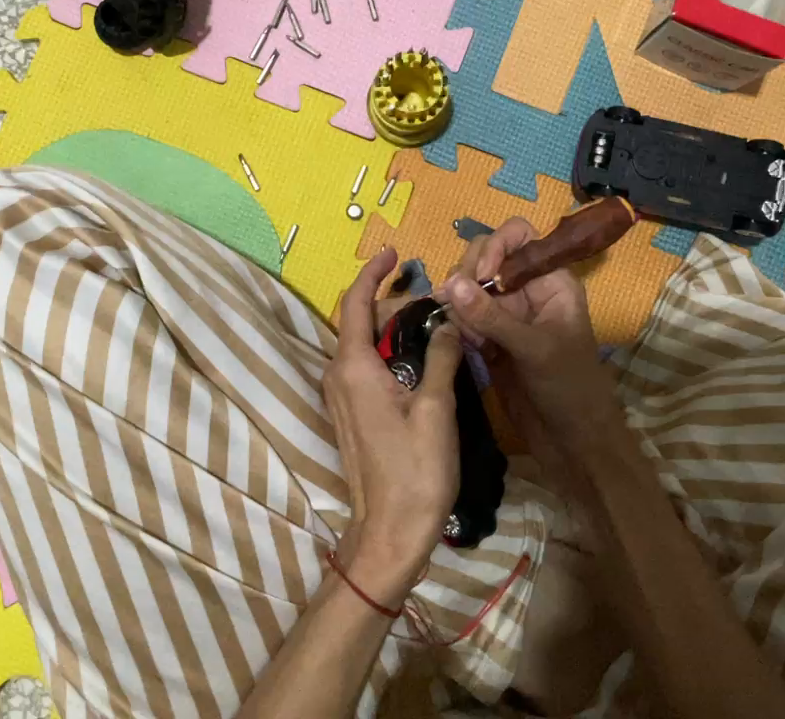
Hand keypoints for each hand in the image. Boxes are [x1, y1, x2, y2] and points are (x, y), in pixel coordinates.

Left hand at [325, 248, 463, 608]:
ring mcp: (340, 395)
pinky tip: (421, 359)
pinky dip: (390, 352)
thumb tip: (447, 320)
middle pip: (362, 321)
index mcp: (353, 366)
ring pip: (364, 345)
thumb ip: (438, 355)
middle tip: (438, 303)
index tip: (395, 253)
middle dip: (396, 304)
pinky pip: (366, 367)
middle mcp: (337, 374)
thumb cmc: (415, 468)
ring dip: (395, 329)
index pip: (355, 302)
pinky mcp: (349, 412)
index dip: (373, 272)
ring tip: (437, 327)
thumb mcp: (435, 406)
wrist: (390, 530)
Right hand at [438, 218, 613, 439]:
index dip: (496, 246)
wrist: (574, 442)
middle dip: (469, 273)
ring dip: (458, 299)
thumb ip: (492, 316)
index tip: (483, 276)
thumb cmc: (570, 389)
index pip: (520, 236)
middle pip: (488, 256)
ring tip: (457, 325)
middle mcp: (527, 290)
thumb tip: (451, 283)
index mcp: (551, 281)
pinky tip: (458, 339)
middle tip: (455, 301)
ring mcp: (507, 315)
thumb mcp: (534, 349)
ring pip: (471, 286)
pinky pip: (465, 315)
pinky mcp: (490, 338)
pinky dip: (456, 321)